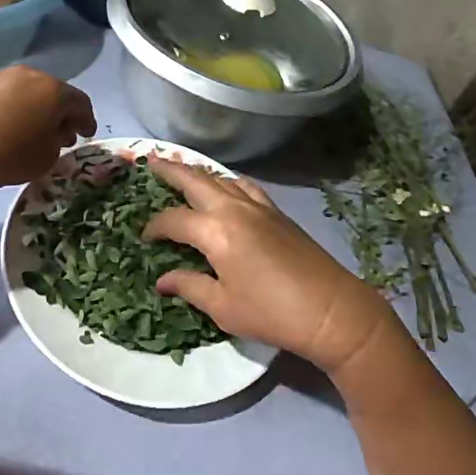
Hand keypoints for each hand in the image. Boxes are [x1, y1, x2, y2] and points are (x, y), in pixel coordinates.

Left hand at [0, 66, 96, 195]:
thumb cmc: (5, 156)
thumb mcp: (45, 159)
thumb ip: (57, 142)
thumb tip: (52, 132)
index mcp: (53, 90)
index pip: (80, 102)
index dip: (86, 120)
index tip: (86, 134)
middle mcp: (27, 75)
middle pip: (51, 93)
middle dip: (57, 114)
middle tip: (58, 135)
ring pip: (22, 92)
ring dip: (29, 109)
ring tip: (25, 132)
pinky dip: (3, 110)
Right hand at [144, 159, 392, 374]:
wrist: (331, 310)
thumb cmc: (272, 314)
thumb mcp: (223, 308)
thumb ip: (189, 286)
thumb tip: (163, 280)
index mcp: (215, 232)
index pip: (173, 220)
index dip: (154, 227)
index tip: (144, 238)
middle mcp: (234, 209)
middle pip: (195, 180)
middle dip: (170, 169)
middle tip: (151, 161)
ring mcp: (258, 206)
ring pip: (220, 178)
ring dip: (198, 172)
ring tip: (181, 168)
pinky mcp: (276, 212)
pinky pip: (244, 185)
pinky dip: (226, 181)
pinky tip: (224, 186)